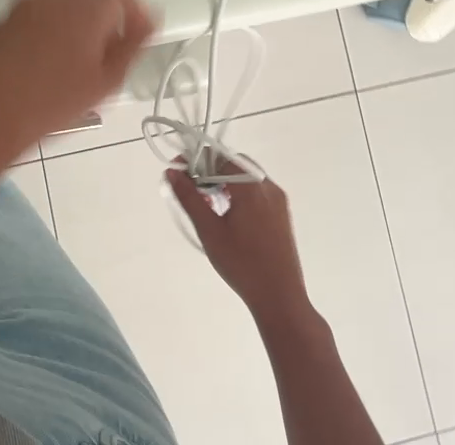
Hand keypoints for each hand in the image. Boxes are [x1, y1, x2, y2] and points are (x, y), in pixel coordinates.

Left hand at [0, 0, 157, 153]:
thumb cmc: (50, 100)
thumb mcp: (107, 80)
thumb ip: (134, 44)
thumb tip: (148, 23)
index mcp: (86, 2)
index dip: (134, 11)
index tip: (137, 34)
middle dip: (107, 18)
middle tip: (110, 54)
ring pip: (68, 1)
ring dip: (81, 22)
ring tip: (80, 62)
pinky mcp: (10, 11)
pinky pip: (45, 9)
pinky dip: (56, 25)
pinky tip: (54, 59)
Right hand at [167, 159, 309, 315]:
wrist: (280, 298)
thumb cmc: (242, 263)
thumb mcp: (209, 230)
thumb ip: (189, 197)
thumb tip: (172, 172)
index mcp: (251, 186)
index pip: (219, 157)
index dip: (196, 161)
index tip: (178, 174)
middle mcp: (268, 187)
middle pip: (233, 164)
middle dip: (209, 171)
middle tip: (191, 190)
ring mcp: (278, 200)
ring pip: (245, 178)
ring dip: (223, 182)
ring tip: (206, 204)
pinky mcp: (281, 214)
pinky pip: (256, 191)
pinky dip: (238, 193)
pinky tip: (226, 214)